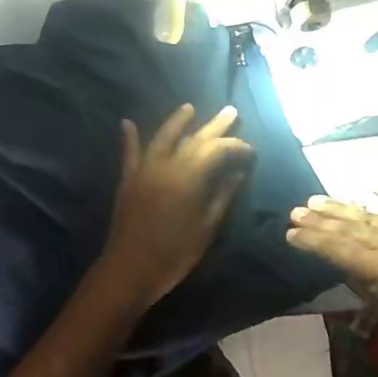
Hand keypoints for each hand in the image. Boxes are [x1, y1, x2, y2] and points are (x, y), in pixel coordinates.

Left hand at [97, 104, 254, 307]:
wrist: (130, 268)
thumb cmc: (175, 253)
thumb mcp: (207, 228)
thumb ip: (222, 196)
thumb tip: (237, 173)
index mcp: (189, 176)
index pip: (217, 150)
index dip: (236, 147)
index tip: (250, 152)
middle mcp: (166, 165)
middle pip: (193, 138)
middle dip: (214, 126)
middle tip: (230, 112)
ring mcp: (144, 169)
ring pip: (163, 137)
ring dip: (177, 121)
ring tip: (189, 108)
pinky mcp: (128, 179)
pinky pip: (130, 153)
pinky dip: (130, 137)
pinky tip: (127, 122)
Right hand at [286, 190, 377, 376]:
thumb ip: (363, 285)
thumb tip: (339, 262)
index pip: (339, 248)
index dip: (311, 240)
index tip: (289, 234)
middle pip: (353, 226)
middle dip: (322, 220)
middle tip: (296, 211)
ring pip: (376, 214)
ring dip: (345, 207)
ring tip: (317, 201)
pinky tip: (374, 188)